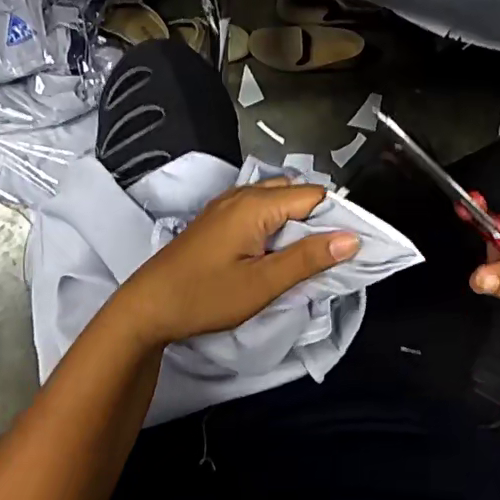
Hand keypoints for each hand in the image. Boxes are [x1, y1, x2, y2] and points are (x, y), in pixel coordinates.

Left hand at [107, 179, 359, 347]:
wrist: (148, 306)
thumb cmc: (205, 296)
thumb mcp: (262, 284)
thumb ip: (308, 259)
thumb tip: (351, 239)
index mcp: (255, 205)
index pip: (314, 196)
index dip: (336, 219)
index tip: (349, 249)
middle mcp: (242, 195)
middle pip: (296, 193)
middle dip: (318, 219)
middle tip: (328, 257)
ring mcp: (227, 205)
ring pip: (277, 201)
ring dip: (296, 223)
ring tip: (304, 258)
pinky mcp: (218, 219)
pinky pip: (259, 209)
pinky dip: (276, 225)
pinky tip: (275, 253)